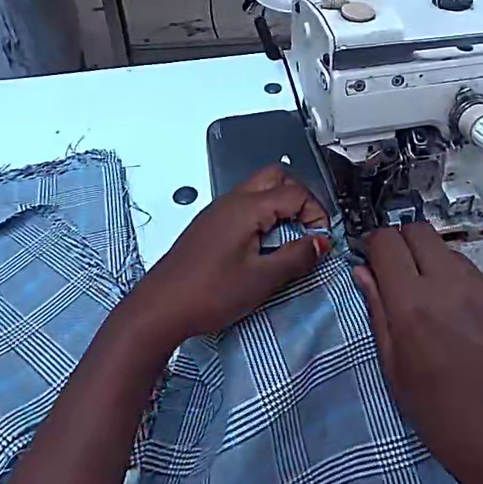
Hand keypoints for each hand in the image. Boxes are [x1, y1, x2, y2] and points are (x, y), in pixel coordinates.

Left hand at [119, 165, 329, 346]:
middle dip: (300, 198)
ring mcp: (218, 211)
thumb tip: (320, 243)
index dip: (316, 213)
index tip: (321, 239)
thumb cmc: (207, 292)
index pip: (296, 192)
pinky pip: (243, 207)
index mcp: (247, 208)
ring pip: (258, 190)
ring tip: (289, 242)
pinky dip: (262, 217)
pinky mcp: (210, 225)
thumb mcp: (262, 279)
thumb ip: (296, 257)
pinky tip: (263, 248)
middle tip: (309, 229)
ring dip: (280, 207)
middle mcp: (231, 201)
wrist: (161, 306)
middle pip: (276, 177)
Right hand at [353, 224, 482, 483]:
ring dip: (442, 272)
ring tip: (447, 313)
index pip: (386, 240)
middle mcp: (450, 286)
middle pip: (420, 231)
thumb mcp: (393, 367)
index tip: (377, 261)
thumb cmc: (439, 415)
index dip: (377, 246)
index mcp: (412, 302)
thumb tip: (363, 271)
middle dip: (407, 244)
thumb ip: (377, 310)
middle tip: (407, 275)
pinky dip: (476, 300)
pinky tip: (480, 334)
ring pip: (455, 257)